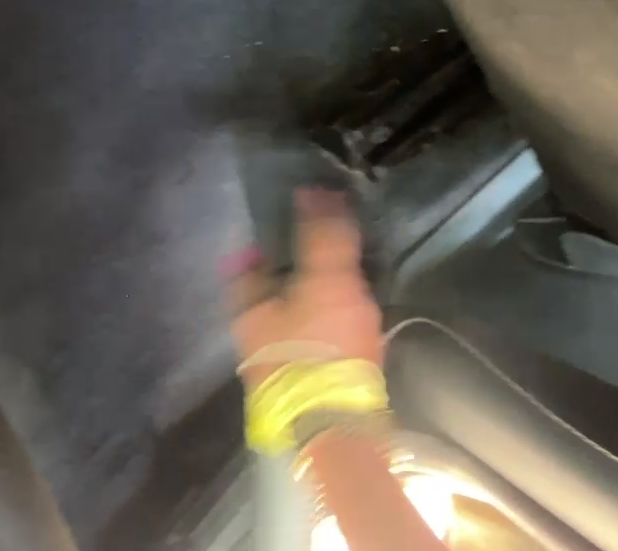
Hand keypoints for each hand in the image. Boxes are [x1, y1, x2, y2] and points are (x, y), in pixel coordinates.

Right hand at [228, 189, 383, 386]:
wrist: (330, 426)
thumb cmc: (288, 364)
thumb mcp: (254, 323)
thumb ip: (248, 282)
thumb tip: (246, 254)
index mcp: (328, 278)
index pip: (327, 228)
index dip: (319, 206)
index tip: (310, 190)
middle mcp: (356, 291)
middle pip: (342, 253)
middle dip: (325, 237)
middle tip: (307, 223)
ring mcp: (368, 319)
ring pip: (346, 281)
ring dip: (329, 270)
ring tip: (307, 268)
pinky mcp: (371, 344)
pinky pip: (349, 304)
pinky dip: (335, 294)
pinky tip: (317, 304)